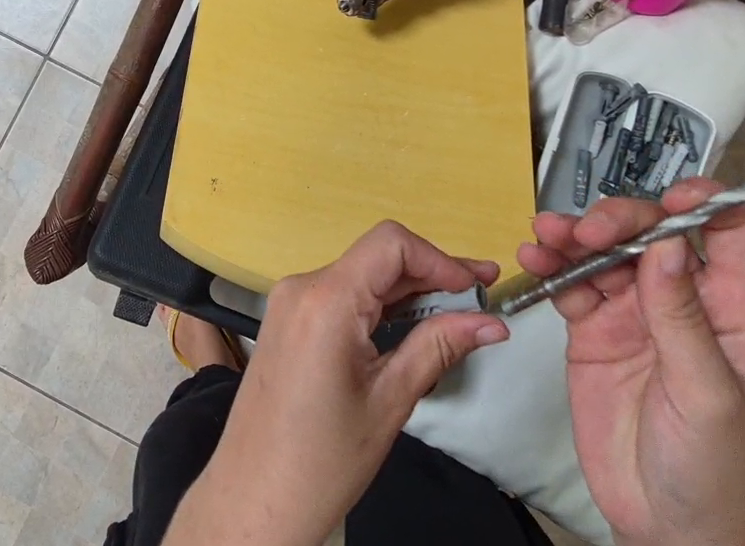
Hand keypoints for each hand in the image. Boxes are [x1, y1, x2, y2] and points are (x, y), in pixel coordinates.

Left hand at [163, 221, 509, 545]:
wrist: (252, 500)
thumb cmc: (323, 459)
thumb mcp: (390, 401)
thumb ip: (438, 348)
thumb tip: (492, 322)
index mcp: (325, 298)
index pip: (391, 244)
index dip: (440, 259)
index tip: (478, 286)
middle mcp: (302, 286)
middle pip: (378, 258)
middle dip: (432, 273)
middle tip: (483, 295)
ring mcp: (290, 302)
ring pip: (362, 275)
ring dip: (409, 290)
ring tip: (458, 311)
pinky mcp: (288, 320)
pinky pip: (342, 296)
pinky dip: (381, 304)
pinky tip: (414, 323)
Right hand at [517, 179, 744, 545]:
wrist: (667, 529)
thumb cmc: (718, 476)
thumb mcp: (710, 397)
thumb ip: (683, 320)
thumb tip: (668, 246)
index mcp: (734, 312)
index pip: (728, 236)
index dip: (705, 204)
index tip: (674, 194)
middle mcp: (683, 302)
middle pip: (653, 234)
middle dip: (620, 220)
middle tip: (589, 231)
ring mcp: (635, 315)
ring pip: (605, 254)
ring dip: (576, 237)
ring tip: (548, 234)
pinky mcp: (594, 332)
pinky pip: (572, 285)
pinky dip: (551, 267)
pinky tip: (534, 257)